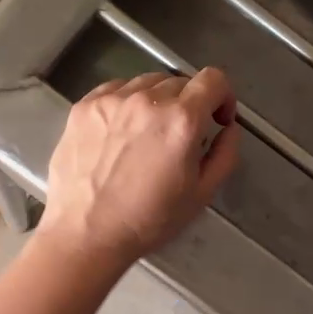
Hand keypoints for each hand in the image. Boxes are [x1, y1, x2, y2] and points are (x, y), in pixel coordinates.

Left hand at [38, 69, 239, 266]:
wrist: (85, 234)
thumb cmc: (148, 220)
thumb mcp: (202, 194)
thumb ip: (225, 153)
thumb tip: (228, 127)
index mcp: (182, 120)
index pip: (213, 79)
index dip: (222, 96)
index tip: (216, 118)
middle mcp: (147, 100)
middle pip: (180, 82)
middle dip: (189, 104)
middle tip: (179, 137)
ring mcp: (111, 100)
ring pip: (147, 83)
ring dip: (157, 101)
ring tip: (147, 135)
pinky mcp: (84, 106)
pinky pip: (115, 90)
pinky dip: (126, 103)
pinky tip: (121, 132)